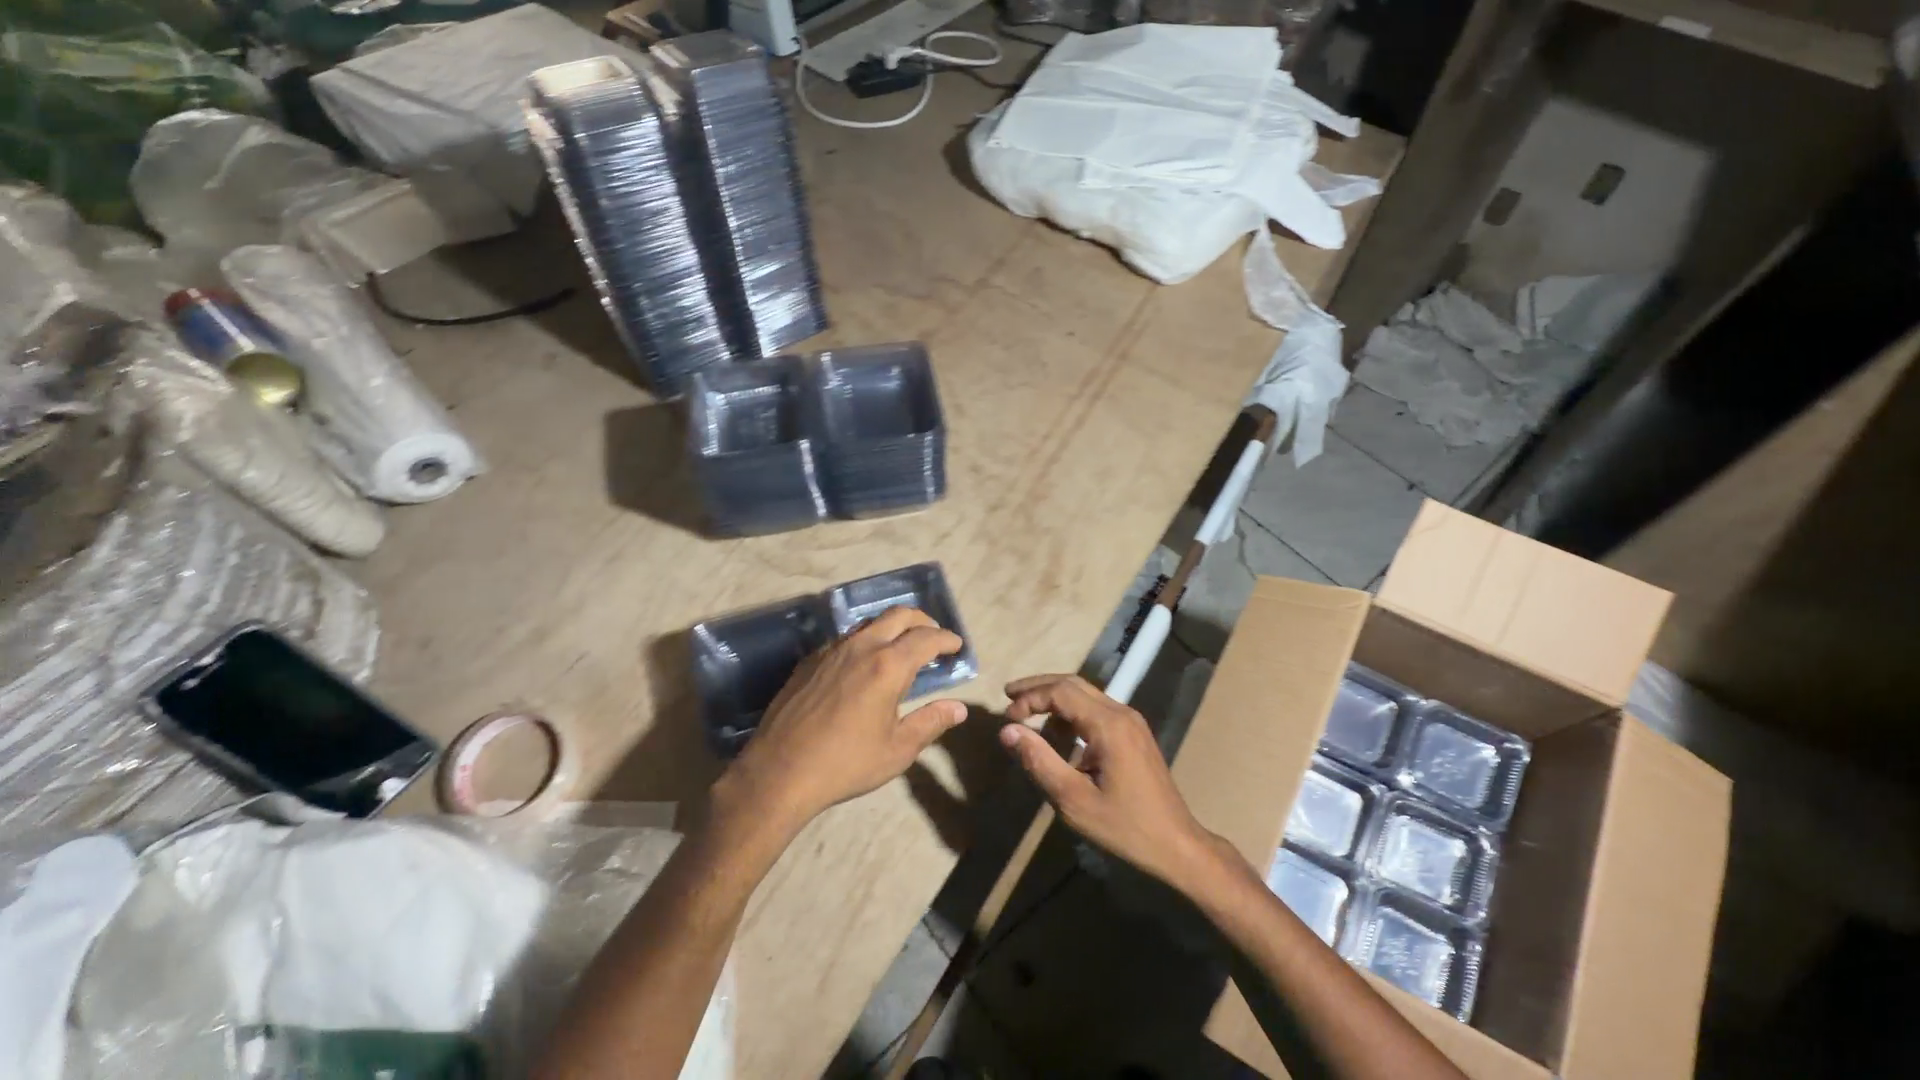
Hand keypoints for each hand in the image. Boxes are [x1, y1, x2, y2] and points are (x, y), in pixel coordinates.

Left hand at [720, 606, 966, 829]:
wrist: (780, 771)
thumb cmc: (846, 763)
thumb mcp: (897, 749)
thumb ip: (930, 722)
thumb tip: (958, 708)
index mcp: (888, 666)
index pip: (926, 638)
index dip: (946, 639)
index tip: (957, 646)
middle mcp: (861, 647)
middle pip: (898, 615)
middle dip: (922, 621)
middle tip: (934, 638)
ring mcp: (831, 651)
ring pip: (869, 623)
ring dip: (892, 628)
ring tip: (902, 648)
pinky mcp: (809, 661)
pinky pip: (845, 639)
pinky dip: (865, 641)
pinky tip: (864, 666)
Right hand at [998, 674, 1226, 889]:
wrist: (1175, 844)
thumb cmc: (1123, 826)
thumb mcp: (1073, 799)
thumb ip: (1039, 761)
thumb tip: (1007, 731)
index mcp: (1109, 725)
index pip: (1061, 691)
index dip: (1030, 698)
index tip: (1007, 718)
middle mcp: (1122, 714)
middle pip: (1074, 684)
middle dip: (1039, 688)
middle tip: (1008, 696)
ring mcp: (1132, 724)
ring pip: (1086, 696)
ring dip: (1055, 700)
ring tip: (1026, 714)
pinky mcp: (1134, 736)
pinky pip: (1097, 711)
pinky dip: (1071, 714)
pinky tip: (1058, 735)